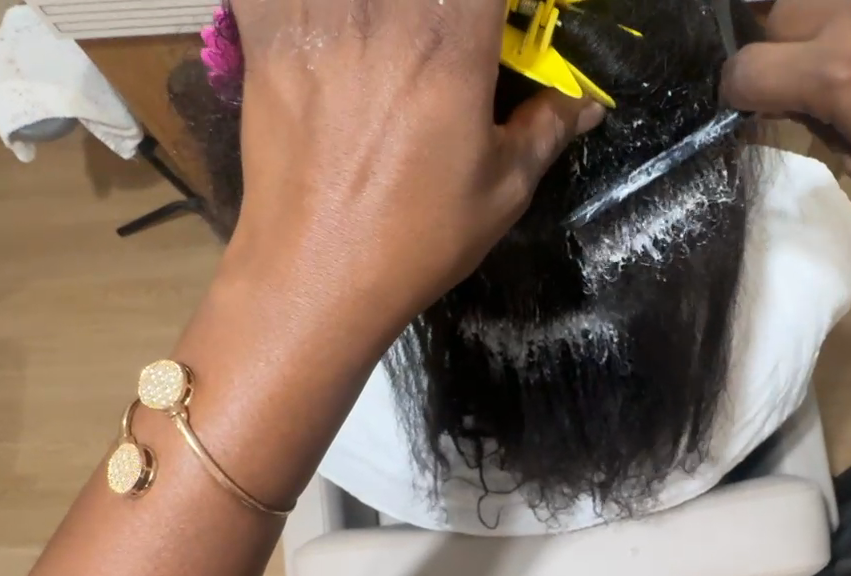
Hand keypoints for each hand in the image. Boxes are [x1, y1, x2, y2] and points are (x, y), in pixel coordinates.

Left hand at [224, 0, 603, 327]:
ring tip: (397, 42)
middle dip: (450, 10)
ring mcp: (314, 6)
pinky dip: (298, 1)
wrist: (318, 273)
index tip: (508, 26)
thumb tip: (586, 102)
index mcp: (452, 32)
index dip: (504, 4)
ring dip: (384, 12)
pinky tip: (329, 25)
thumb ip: (546, 129)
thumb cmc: (420, 238)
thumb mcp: (502, 191)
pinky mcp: (263, 27)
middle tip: (457, 38)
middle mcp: (381, 1)